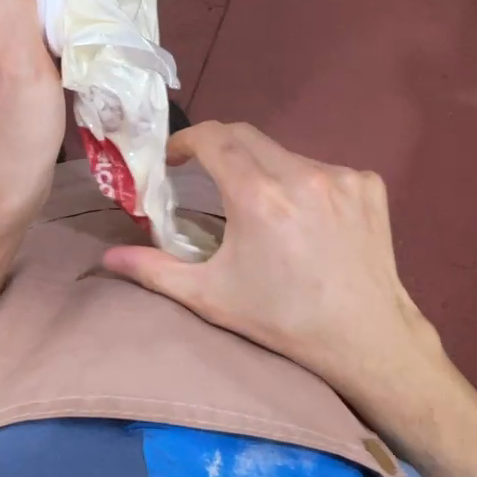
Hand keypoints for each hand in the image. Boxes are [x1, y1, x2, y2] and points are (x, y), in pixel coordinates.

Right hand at [101, 122, 454, 421]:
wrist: (366, 339)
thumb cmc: (282, 319)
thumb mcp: (211, 297)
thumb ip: (154, 271)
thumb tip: (108, 258)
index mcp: (259, 197)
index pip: (214, 139)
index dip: (186, 140)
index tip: (173, 158)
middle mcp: (302, 174)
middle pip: (246, 137)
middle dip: (218, 148)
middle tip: (204, 173)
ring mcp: (341, 176)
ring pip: (284, 153)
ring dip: (261, 168)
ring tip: (259, 207)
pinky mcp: (368, 185)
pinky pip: (322, 167)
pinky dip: (302, 183)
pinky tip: (304, 218)